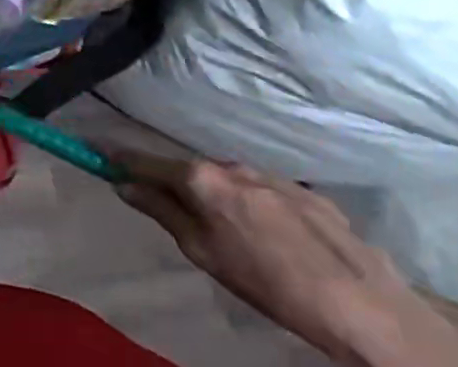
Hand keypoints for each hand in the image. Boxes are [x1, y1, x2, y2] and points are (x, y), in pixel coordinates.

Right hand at [116, 158, 457, 366]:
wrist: (364, 306)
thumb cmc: (270, 285)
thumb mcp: (205, 254)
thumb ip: (163, 212)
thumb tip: (125, 185)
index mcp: (202, 178)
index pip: (145, 160)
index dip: (117, 157)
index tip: (93, 151)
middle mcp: (231, 164)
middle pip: (188, 168)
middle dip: (174, 183)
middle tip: (170, 210)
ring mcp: (272, 174)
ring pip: (228, 178)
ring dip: (217, 195)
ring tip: (230, 233)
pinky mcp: (306, 190)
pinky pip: (263, 189)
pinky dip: (253, 203)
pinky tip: (272, 237)